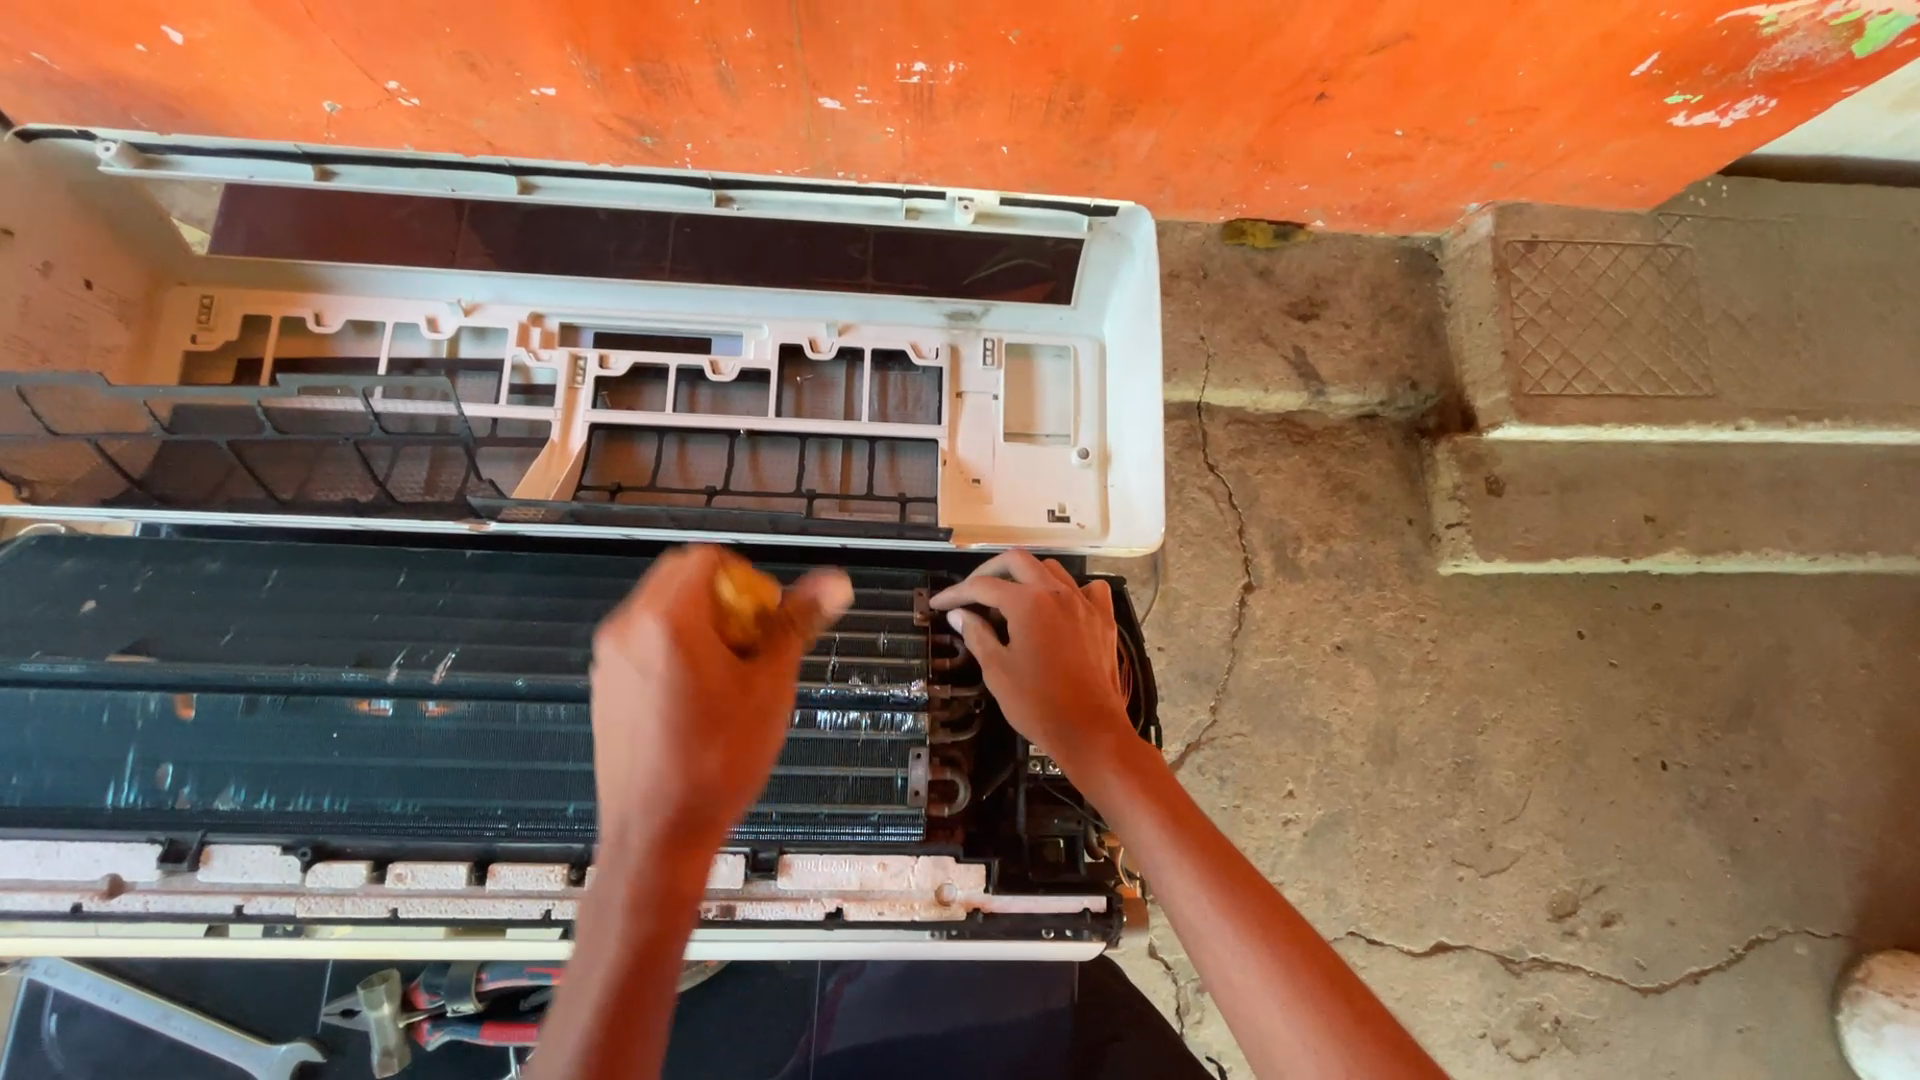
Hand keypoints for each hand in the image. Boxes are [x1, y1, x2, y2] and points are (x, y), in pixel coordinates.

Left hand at [590, 546, 852, 855]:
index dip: (749, 580)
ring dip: (702, 621)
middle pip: (682, 576)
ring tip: (730, 674)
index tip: (766, 620)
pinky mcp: (605, 684)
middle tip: (754, 643)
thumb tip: (832, 583)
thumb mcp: (770, 686)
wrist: (658, 834)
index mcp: (667, 620)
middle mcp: (627, 628)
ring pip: (662, 607)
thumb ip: (797, 623)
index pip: (708, 558)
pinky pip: (644, 639)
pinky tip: (700, 697)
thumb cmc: (715, 764)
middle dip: (726, 598)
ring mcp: (609, 658)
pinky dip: (676, 645)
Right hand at [929, 550, 1135, 777]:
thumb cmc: (1037, 704)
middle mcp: (1057, 592)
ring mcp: (1085, 603)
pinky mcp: (1104, 620)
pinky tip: (1060, 606)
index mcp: (1027, 602)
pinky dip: (1071, 590)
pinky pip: (1089, 589)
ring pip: (1052, 569)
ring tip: (1011, 598)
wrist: (1089, 731)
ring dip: (1027, 576)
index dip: (956, 593)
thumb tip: (959, 614)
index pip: (983, 586)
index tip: (940, 604)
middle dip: (989, 571)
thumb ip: (977, 635)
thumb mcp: (997, 670)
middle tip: (971, 592)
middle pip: (1017, 561)